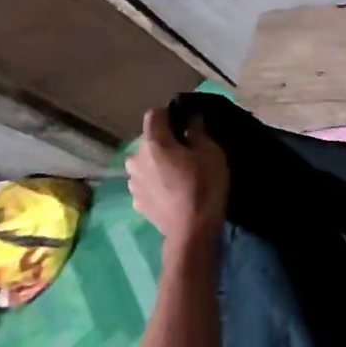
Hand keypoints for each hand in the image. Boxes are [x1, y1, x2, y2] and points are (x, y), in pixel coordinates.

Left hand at [125, 106, 228, 243]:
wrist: (191, 233)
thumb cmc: (204, 187)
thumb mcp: (212, 153)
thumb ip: (198, 131)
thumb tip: (191, 121)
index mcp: (153, 142)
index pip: (154, 114)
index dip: (170, 114)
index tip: (186, 123)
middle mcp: (135, 158)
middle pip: (149, 140)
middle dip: (166, 141)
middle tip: (188, 152)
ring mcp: (133, 182)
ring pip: (146, 162)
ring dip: (159, 163)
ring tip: (179, 175)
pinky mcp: (136, 201)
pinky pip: (146, 182)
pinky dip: (156, 182)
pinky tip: (172, 192)